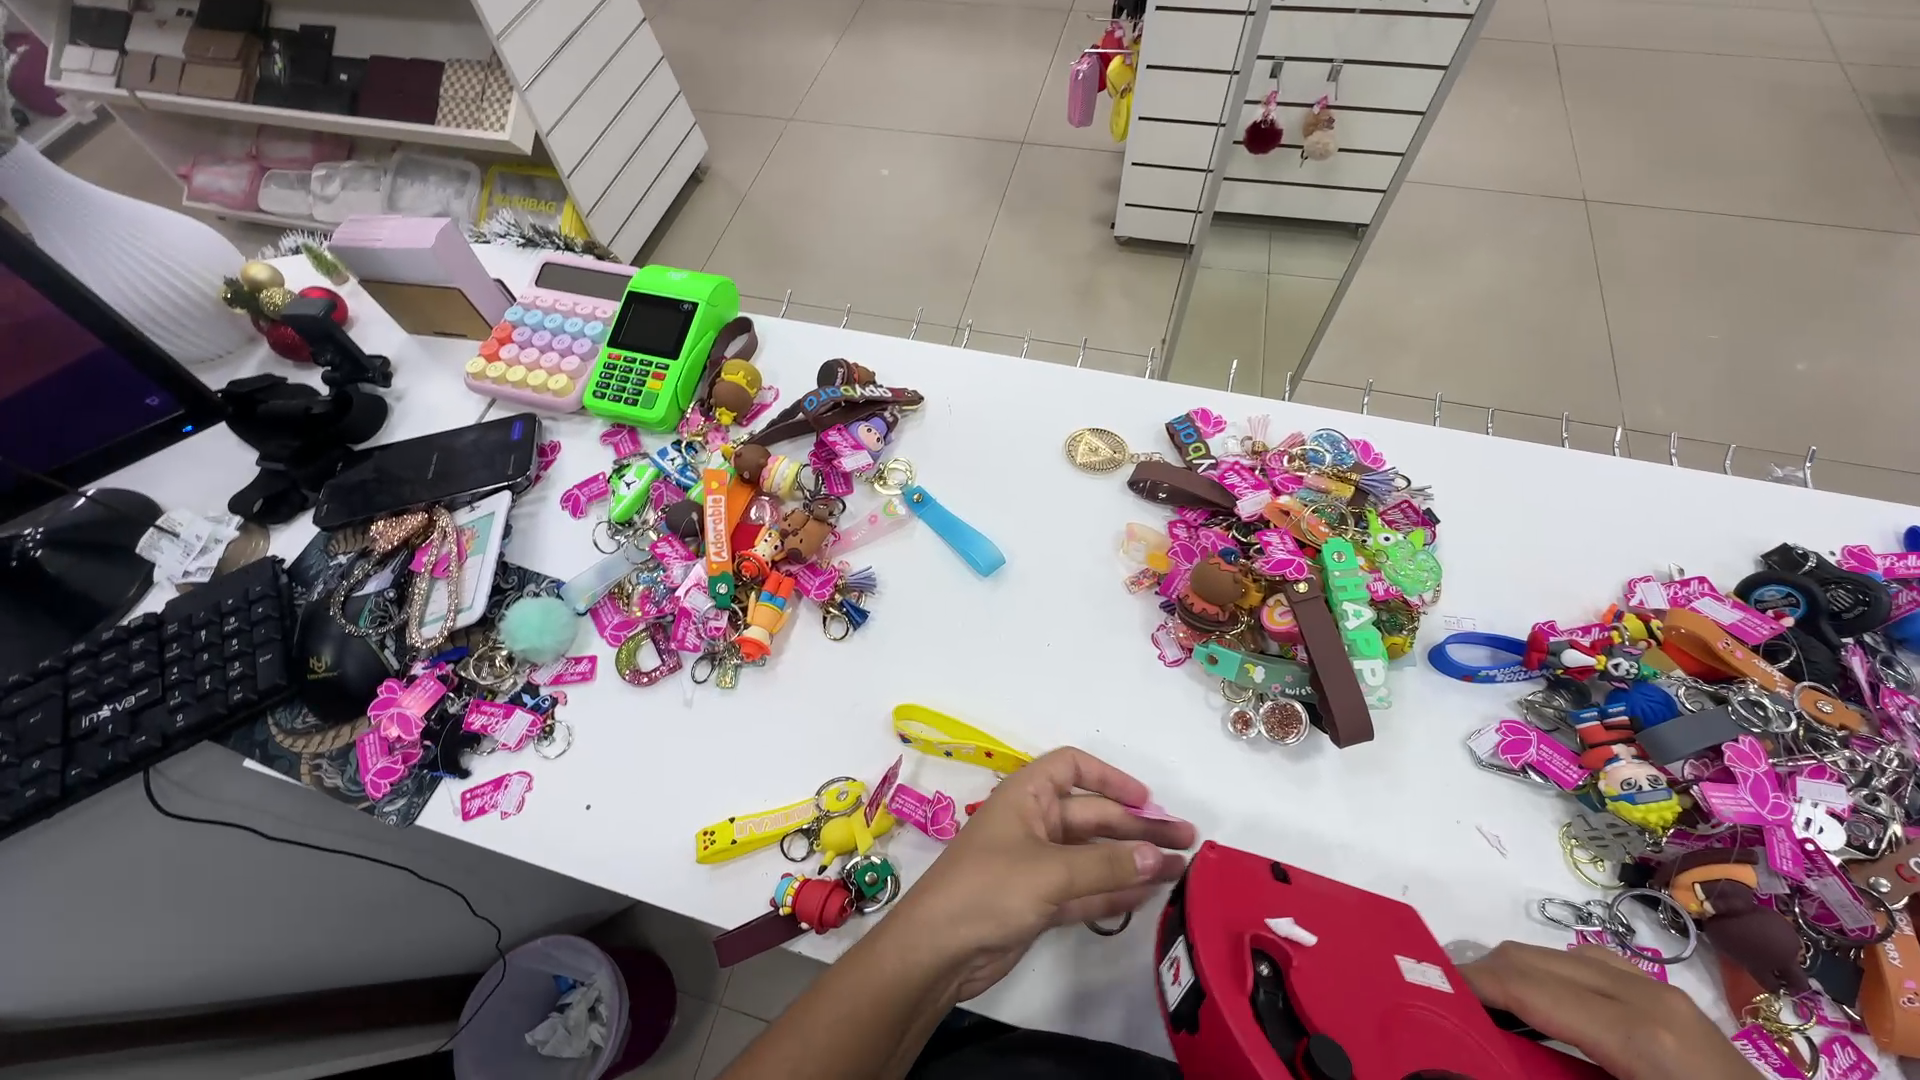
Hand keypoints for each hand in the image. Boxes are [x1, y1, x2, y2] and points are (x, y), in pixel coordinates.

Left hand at [883, 747, 1195, 1001]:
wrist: (938, 949)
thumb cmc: (988, 889)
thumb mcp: (1050, 872)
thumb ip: (1106, 866)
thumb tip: (1156, 856)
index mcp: (1026, 796)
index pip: (1072, 768)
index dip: (1110, 777)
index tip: (1148, 800)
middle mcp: (1034, 823)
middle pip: (1093, 815)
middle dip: (1136, 827)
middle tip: (1186, 842)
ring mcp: (1037, 863)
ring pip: (1093, 855)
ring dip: (1132, 861)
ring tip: (1179, 870)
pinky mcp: (1039, 901)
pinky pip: (1085, 888)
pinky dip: (1113, 891)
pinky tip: (1148, 895)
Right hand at [1461, 942, 1752, 1079]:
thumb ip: (1538, 1070)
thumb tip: (1469, 1058)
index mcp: (1634, 1030)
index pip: (1517, 980)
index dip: (1462, 986)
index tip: (1422, 1000)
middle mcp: (1643, 994)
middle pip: (1526, 957)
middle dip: (1478, 979)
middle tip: (1448, 1014)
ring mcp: (1661, 991)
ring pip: (1551, 954)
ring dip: (1513, 978)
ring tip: (1495, 1020)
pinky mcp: (1672, 999)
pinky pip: (1590, 965)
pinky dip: (1553, 980)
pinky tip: (1552, 1019)